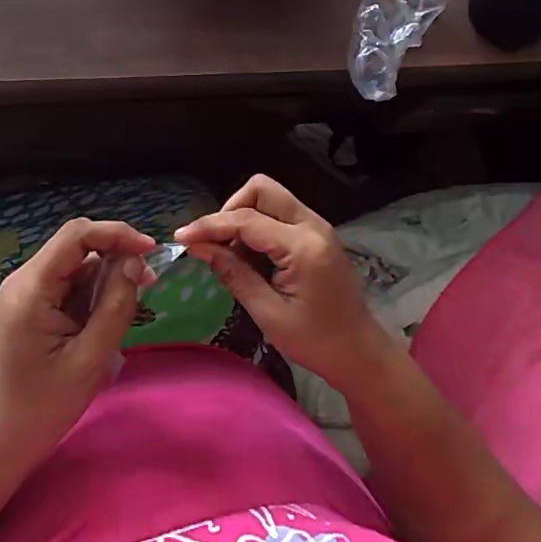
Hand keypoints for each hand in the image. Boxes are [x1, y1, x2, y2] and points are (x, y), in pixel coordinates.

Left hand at [0, 218, 157, 465]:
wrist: (4, 440)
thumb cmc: (45, 404)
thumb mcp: (91, 357)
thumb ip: (116, 305)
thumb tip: (136, 263)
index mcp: (32, 288)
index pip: (76, 235)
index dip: (117, 233)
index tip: (152, 250)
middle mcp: (25, 279)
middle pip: (77, 244)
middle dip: (116, 253)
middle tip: (149, 281)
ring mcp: (27, 291)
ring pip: (77, 263)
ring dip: (108, 274)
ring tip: (133, 303)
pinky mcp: (34, 304)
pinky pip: (71, 283)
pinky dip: (95, 290)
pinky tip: (110, 313)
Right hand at [175, 175, 393, 392]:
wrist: (359, 352)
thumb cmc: (316, 341)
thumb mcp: (268, 313)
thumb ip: (232, 273)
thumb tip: (198, 247)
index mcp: (303, 247)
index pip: (247, 220)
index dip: (210, 226)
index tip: (181, 237)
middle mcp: (313, 225)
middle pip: (261, 189)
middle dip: (230, 210)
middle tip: (214, 243)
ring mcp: (317, 227)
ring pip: (270, 197)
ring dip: (243, 217)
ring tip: (231, 256)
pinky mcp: (316, 234)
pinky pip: (279, 214)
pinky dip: (257, 226)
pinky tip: (250, 258)